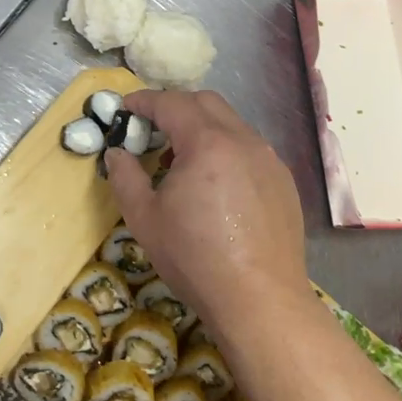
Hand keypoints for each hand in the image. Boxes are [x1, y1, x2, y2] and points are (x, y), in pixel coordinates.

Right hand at [104, 90, 308, 343]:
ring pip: (232, 125)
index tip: (125, 108)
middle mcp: (243, 141)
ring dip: (202, 129)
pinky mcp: (284, 183)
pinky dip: (225, 150)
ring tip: (181, 161)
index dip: (144, 101)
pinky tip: (214, 185)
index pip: (171, 103)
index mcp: (207, 143)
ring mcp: (269, 160)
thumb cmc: (195, 257)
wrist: (259, 299)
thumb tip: (117, 153)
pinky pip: (250, 150)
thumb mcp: (144, 218)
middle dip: (175, 107)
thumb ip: (125, 177)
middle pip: (206, 103)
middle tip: (151, 129)